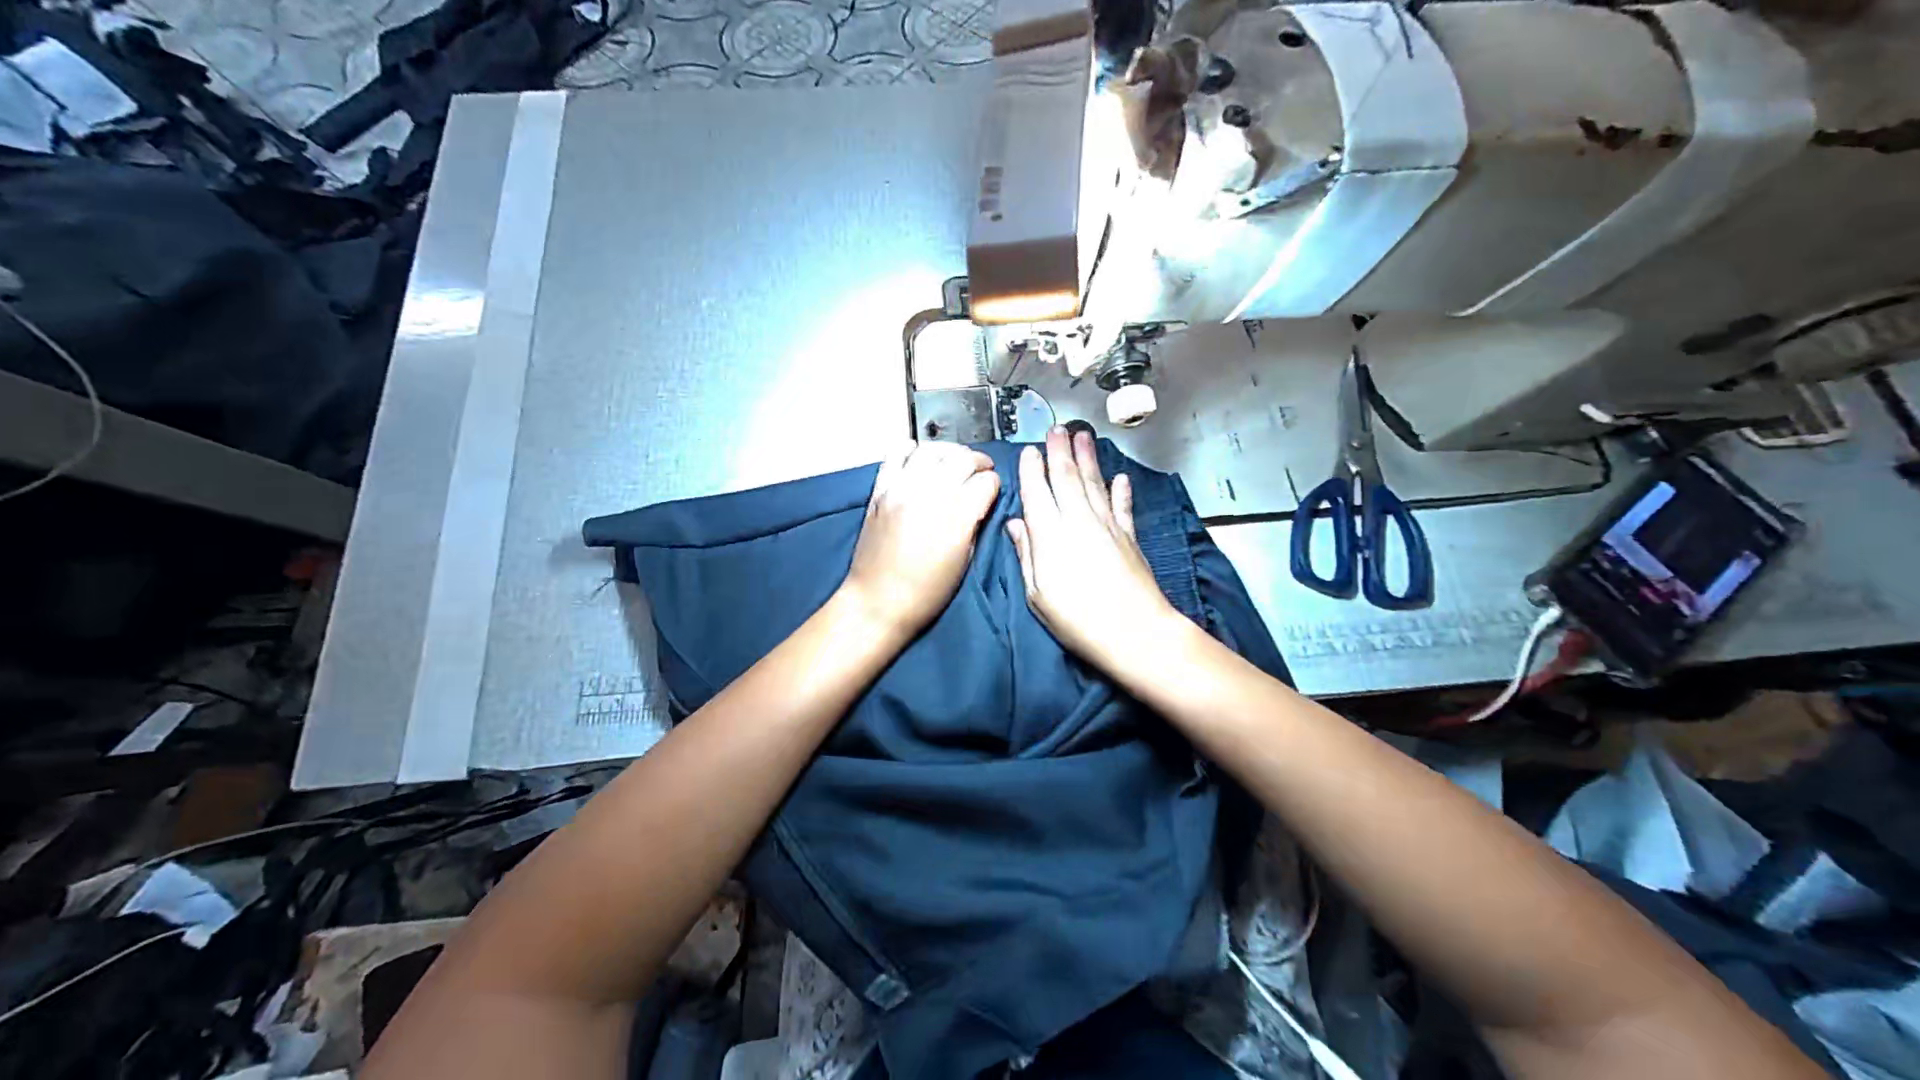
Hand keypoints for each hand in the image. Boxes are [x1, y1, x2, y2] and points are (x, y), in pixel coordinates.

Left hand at [839, 440, 1001, 637]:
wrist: (878, 601)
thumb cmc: (927, 592)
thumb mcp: (964, 561)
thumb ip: (974, 523)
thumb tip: (979, 502)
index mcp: (957, 517)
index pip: (986, 481)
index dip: (994, 485)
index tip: (992, 492)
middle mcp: (931, 494)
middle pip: (963, 458)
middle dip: (978, 463)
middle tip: (980, 472)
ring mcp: (902, 488)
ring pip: (933, 450)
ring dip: (950, 453)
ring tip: (954, 463)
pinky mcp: (881, 488)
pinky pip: (897, 453)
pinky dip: (913, 450)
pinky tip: (921, 459)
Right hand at [1006, 427, 1184, 671]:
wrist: (1134, 632)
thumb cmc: (1077, 620)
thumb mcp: (1038, 594)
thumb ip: (1027, 554)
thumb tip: (1016, 524)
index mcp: (1050, 535)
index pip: (1037, 493)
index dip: (1032, 470)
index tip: (1029, 451)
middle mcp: (1078, 521)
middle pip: (1067, 478)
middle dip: (1060, 451)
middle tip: (1056, 429)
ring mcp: (1107, 526)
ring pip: (1094, 484)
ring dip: (1087, 458)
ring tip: (1082, 436)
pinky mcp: (1129, 536)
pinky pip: (1122, 506)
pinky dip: (1120, 490)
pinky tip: (1119, 477)